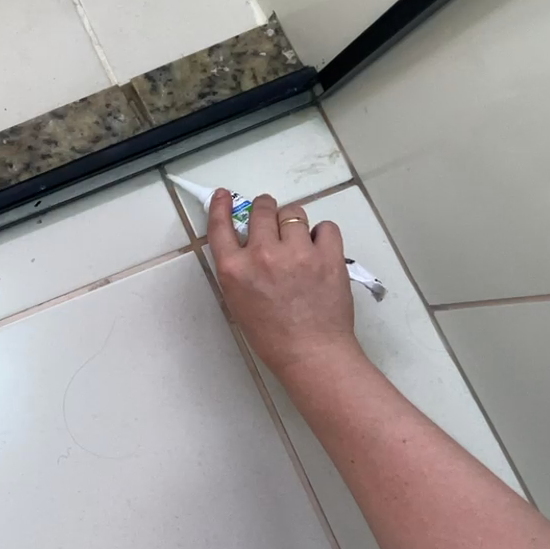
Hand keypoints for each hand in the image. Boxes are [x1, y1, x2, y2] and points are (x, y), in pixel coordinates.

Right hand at [206, 188, 361, 379]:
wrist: (310, 353)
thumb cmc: (269, 334)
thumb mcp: (237, 299)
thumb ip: (237, 268)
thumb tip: (247, 242)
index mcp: (234, 269)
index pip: (220, 225)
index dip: (220, 206)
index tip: (223, 195)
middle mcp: (262, 255)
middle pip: (262, 209)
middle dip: (265, 209)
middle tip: (271, 218)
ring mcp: (297, 253)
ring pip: (294, 213)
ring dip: (293, 222)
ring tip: (298, 239)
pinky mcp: (328, 256)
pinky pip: (326, 227)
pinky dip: (322, 234)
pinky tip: (319, 248)